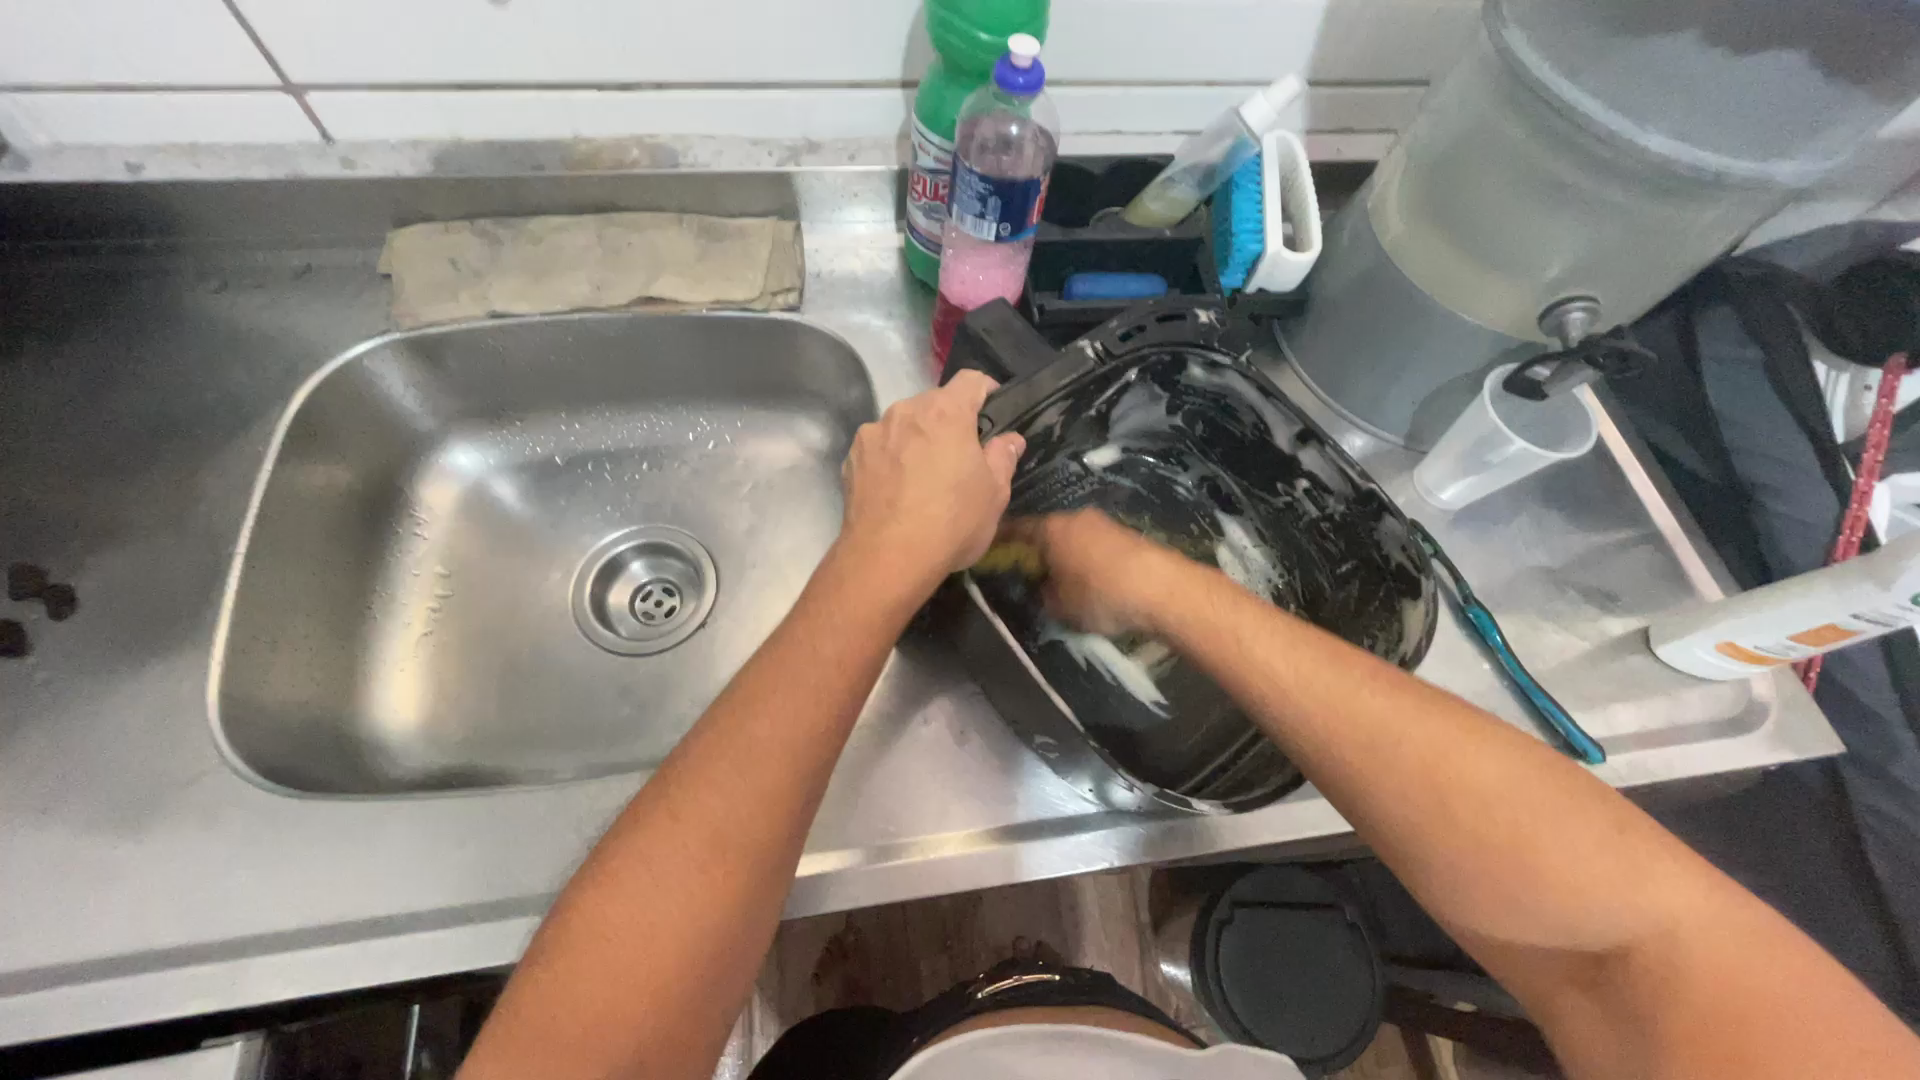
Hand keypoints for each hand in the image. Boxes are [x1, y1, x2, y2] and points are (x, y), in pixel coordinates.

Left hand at [838, 371, 1025, 590]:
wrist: (887, 558)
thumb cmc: (951, 522)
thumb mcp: (994, 494)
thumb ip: (1003, 457)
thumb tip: (1010, 439)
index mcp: (946, 412)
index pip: (971, 380)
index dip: (986, 391)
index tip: (993, 412)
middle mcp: (905, 411)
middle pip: (934, 404)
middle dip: (949, 422)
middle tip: (961, 457)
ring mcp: (873, 433)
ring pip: (903, 426)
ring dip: (916, 440)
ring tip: (924, 478)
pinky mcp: (851, 458)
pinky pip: (879, 449)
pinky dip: (890, 460)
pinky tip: (896, 492)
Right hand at [1000, 509, 1197, 636]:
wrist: (1161, 588)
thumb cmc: (1100, 593)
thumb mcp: (1059, 604)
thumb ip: (1042, 594)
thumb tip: (1041, 588)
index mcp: (1052, 528)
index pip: (1017, 529)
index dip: (1002, 540)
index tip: (991, 549)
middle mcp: (1076, 517)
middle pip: (1048, 531)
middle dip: (1037, 549)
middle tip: (1027, 569)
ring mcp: (1105, 524)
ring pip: (1074, 538)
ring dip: (1065, 554)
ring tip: (1060, 577)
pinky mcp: (1128, 536)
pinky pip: (1096, 546)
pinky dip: (1087, 559)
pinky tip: (1090, 578)